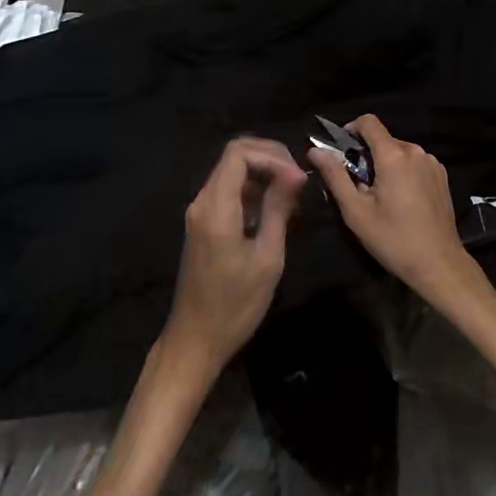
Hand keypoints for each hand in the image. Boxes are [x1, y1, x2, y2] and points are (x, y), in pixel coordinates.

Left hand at [162, 137, 306, 370]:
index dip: (273, 156)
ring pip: (234, 172)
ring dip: (266, 174)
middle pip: (236, 156)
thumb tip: (297, 173)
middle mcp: (203, 202)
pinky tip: (277, 211)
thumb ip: (278, 209)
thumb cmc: (235, 304)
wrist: (195, 342)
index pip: (239, 153)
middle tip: (299, 182)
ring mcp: (201, 213)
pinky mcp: (205, 225)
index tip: (297, 179)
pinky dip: (256, 190)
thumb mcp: (267, 257)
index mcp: (216, 207)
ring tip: (293, 198)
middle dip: (272, 159)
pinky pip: (231, 191)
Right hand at [308, 115, 487, 308]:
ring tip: (379, 197)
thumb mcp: (356, 211)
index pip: (369, 122)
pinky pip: (415, 163)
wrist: (438, 262)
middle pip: (384, 140)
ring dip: (386, 165)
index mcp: (394, 155)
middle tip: (357, 186)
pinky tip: (401, 200)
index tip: (341, 151)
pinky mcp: (442, 175)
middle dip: (367, 156)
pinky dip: (403, 172)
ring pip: (400, 152)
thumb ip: (335, 176)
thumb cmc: (393, 238)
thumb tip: (316, 150)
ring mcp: (432, 162)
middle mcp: (416, 151)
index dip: (351, 129)